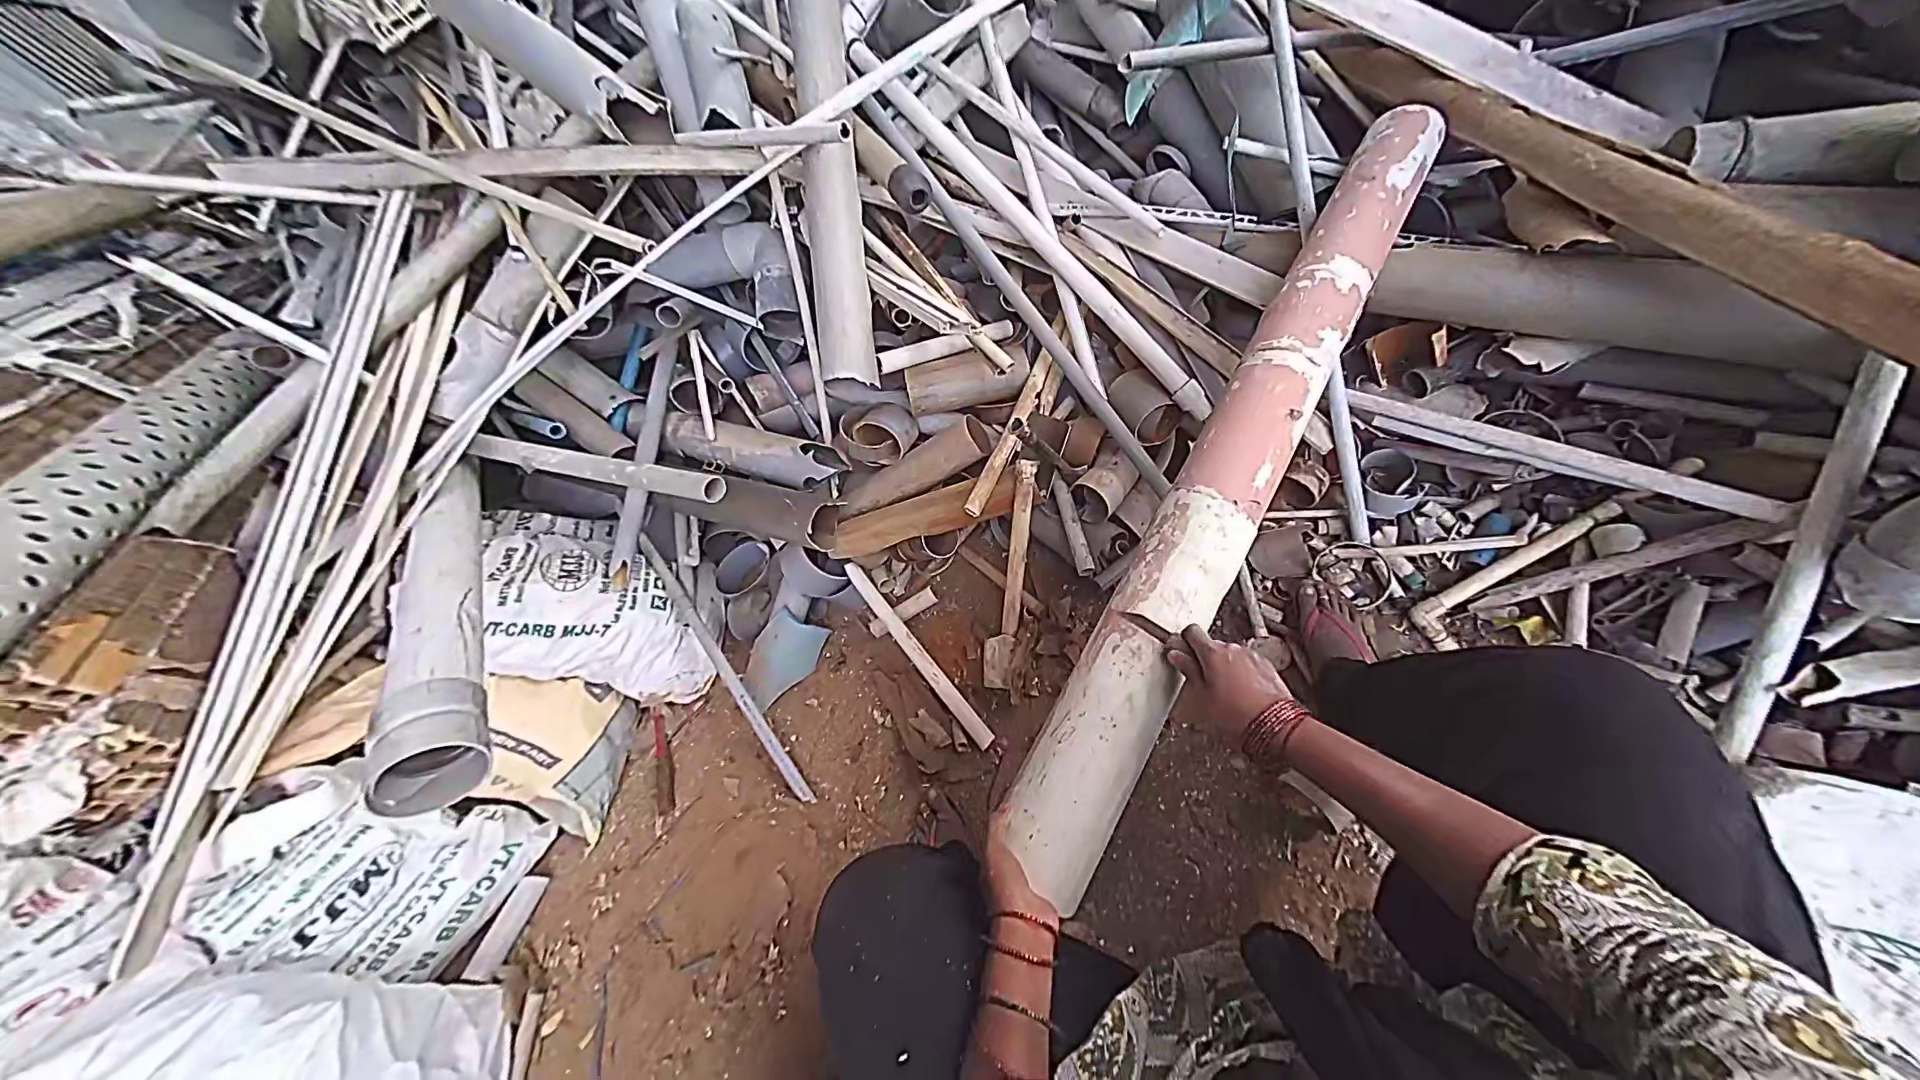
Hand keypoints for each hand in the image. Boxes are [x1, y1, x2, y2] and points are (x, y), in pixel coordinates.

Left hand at [983, 810, 1056, 928]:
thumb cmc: (1006, 893)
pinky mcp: (1047, 899)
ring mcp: (1028, 891)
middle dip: (1029, 842)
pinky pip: (1055, 880)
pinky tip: (1069, 861)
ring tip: (1058, 838)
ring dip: (1046, 857)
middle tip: (1042, 825)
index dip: (1007, 830)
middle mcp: (1009, 882)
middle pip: (1020, 855)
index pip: (998, 844)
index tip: (1018, 816)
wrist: (1028, 924)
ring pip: (1037, 867)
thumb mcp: (995, 850)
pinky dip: (1061, 872)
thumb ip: (996, 828)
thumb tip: (1001, 808)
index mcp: (992, 870)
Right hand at [1167, 624, 1294, 746]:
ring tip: (1224, 690)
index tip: (1182, 652)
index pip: (1192, 631)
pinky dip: (1241, 671)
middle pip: (1211, 644)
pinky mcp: (1266, 665)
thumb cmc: (1237, 713)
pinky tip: (1241, 691)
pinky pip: (1246, 662)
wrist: (1275, 724)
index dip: (1185, 640)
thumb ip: (1188, 670)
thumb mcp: (1202, 695)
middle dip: (1205, 657)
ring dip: (1224, 665)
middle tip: (1201, 679)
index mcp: (1212, 653)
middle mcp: (1232, 648)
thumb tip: (1177, 656)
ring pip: (1229, 653)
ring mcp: (1251, 655)